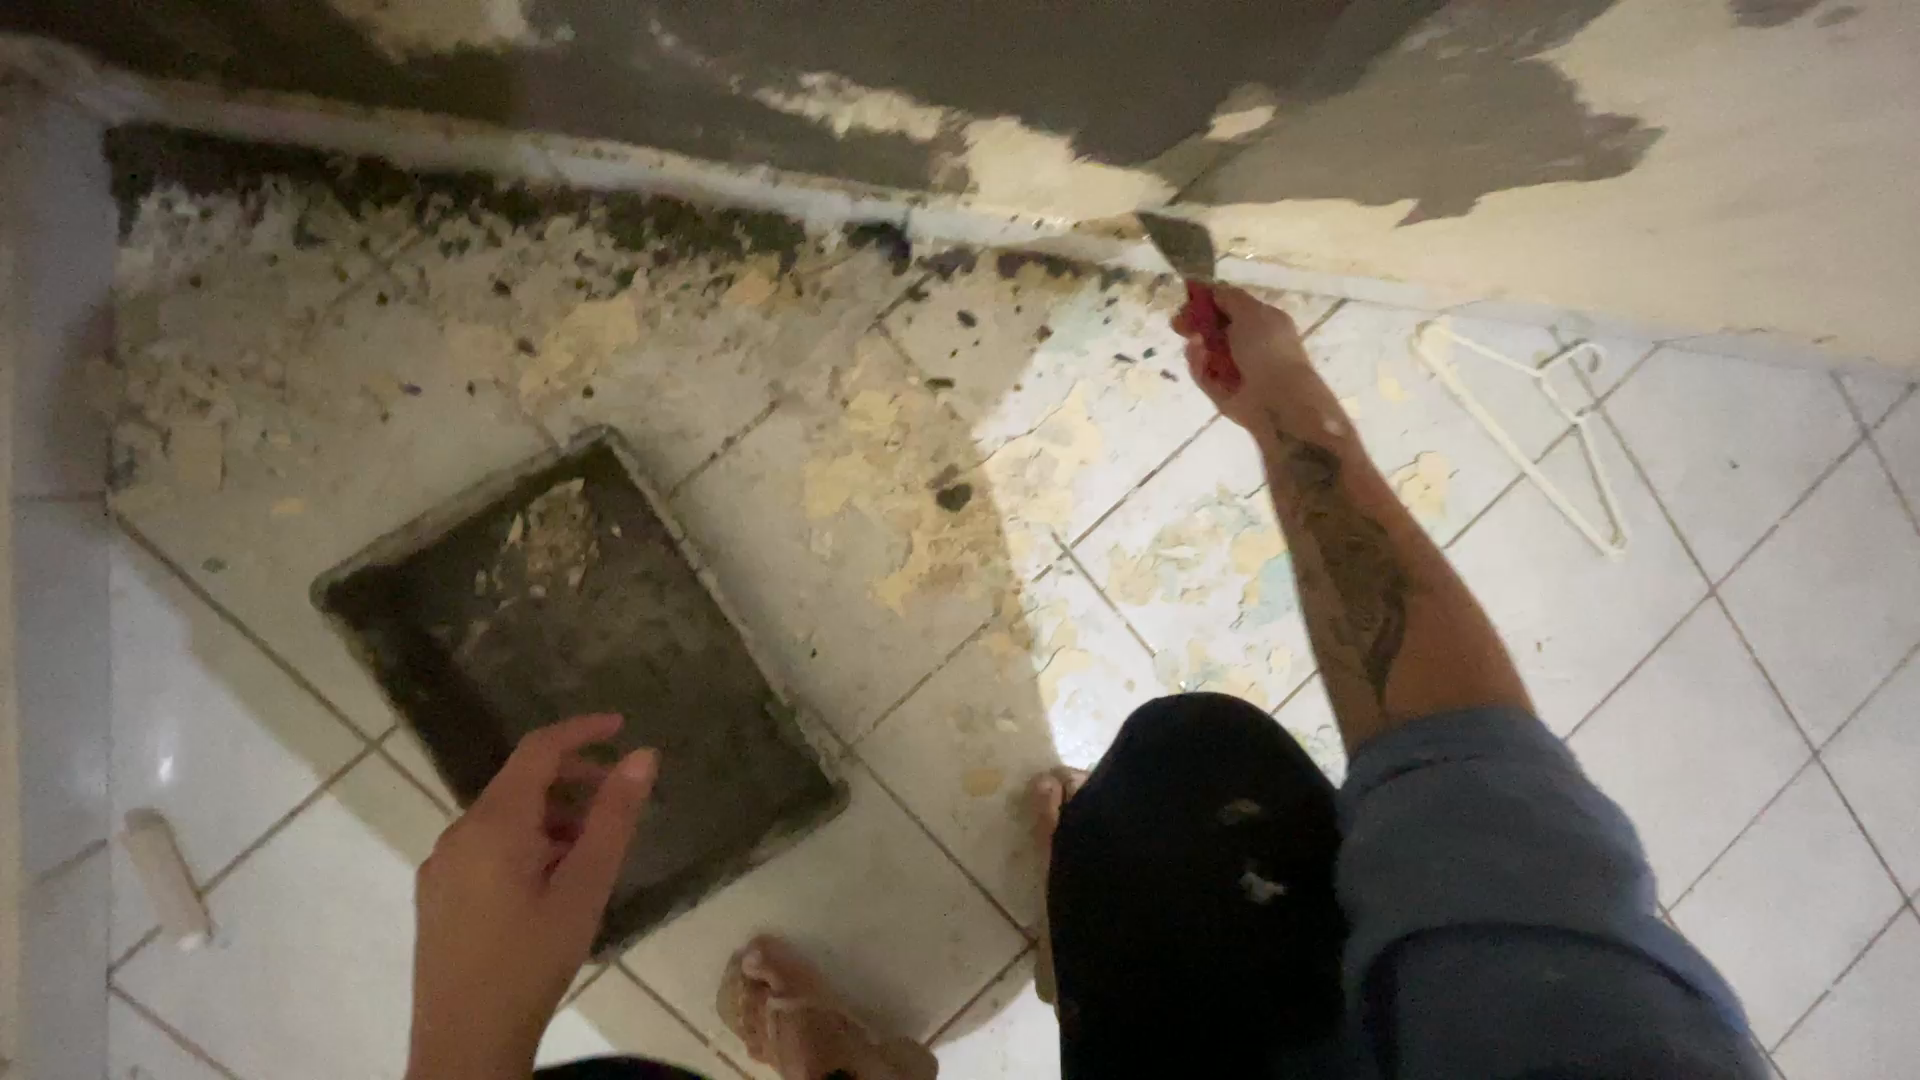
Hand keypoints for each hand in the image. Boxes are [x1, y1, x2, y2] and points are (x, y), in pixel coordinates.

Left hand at [406, 713, 658, 1079]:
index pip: (537, 750)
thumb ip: (615, 815)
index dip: (581, 730)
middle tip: (620, 798)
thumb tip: (644, 755)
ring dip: (555, 816)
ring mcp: (441, 868)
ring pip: (507, 817)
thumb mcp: (587, 885)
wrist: (463, 1050)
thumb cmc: (532, 960)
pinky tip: (555, 880)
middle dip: (575, 779)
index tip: (623, 726)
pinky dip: (530, 842)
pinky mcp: (438, 896)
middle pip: (521, 783)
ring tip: (594, 851)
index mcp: (492, 825)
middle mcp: (457, 836)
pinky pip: (489, 846)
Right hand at [1173, 285, 1316, 432]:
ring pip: (1204, 351)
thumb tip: (1213, 289)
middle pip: (1213, 330)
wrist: (1275, 396)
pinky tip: (1198, 354)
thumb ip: (1230, 297)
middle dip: (1194, 322)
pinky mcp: (1218, 389)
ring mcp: (1232, 368)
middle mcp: (1246, 344)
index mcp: (1260, 322)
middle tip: (1178, 321)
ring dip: (1196, 343)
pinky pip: (1202, 373)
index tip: (1188, 295)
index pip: (1229, 308)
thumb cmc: (1268, 348)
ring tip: (1192, 339)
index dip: (1209, 301)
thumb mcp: (1252, 311)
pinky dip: (1197, 363)